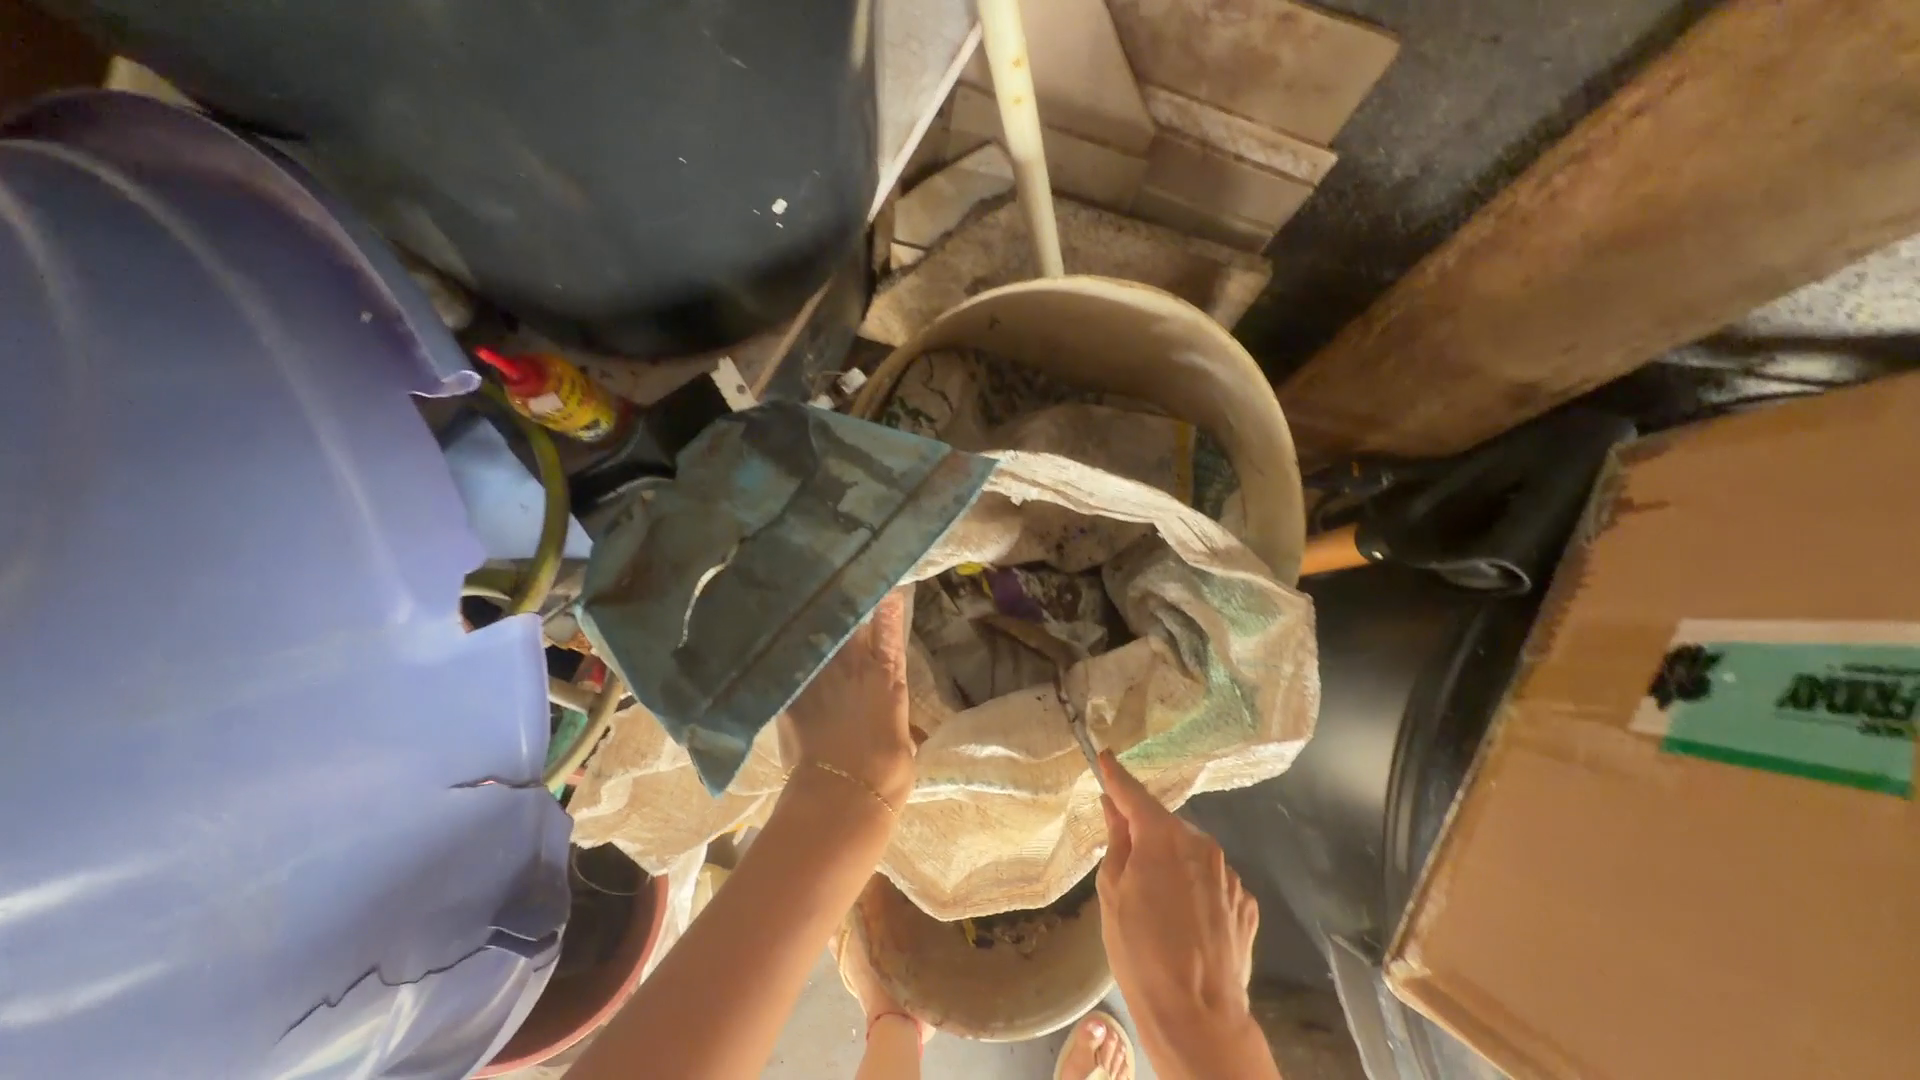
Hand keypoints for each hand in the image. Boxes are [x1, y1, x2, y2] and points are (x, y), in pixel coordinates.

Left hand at [781, 591, 915, 810]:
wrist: (844, 795)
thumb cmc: (886, 773)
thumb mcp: (901, 739)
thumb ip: (892, 717)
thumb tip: (894, 721)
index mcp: (887, 676)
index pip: (889, 628)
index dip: (887, 607)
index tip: (885, 589)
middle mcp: (853, 666)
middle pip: (848, 623)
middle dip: (844, 607)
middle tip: (837, 589)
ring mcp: (819, 676)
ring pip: (815, 637)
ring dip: (814, 625)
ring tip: (805, 605)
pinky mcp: (790, 694)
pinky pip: (787, 665)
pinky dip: (786, 657)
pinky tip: (775, 644)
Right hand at [1096, 752, 1264, 1075]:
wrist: (1198, 1014)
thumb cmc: (1141, 952)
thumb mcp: (1112, 894)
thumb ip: (1117, 842)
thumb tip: (1115, 808)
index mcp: (1163, 836)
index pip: (1134, 794)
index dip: (1116, 776)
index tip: (1104, 757)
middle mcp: (1202, 844)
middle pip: (1165, 826)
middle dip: (1146, 836)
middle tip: (1127, 871)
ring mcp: (1229, 874)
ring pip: (1190, 855)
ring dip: (1172, 866)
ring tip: (1158, 910)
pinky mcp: (1245, 903)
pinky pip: (1211, 883)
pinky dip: (1195, 891)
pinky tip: (1185, 924)